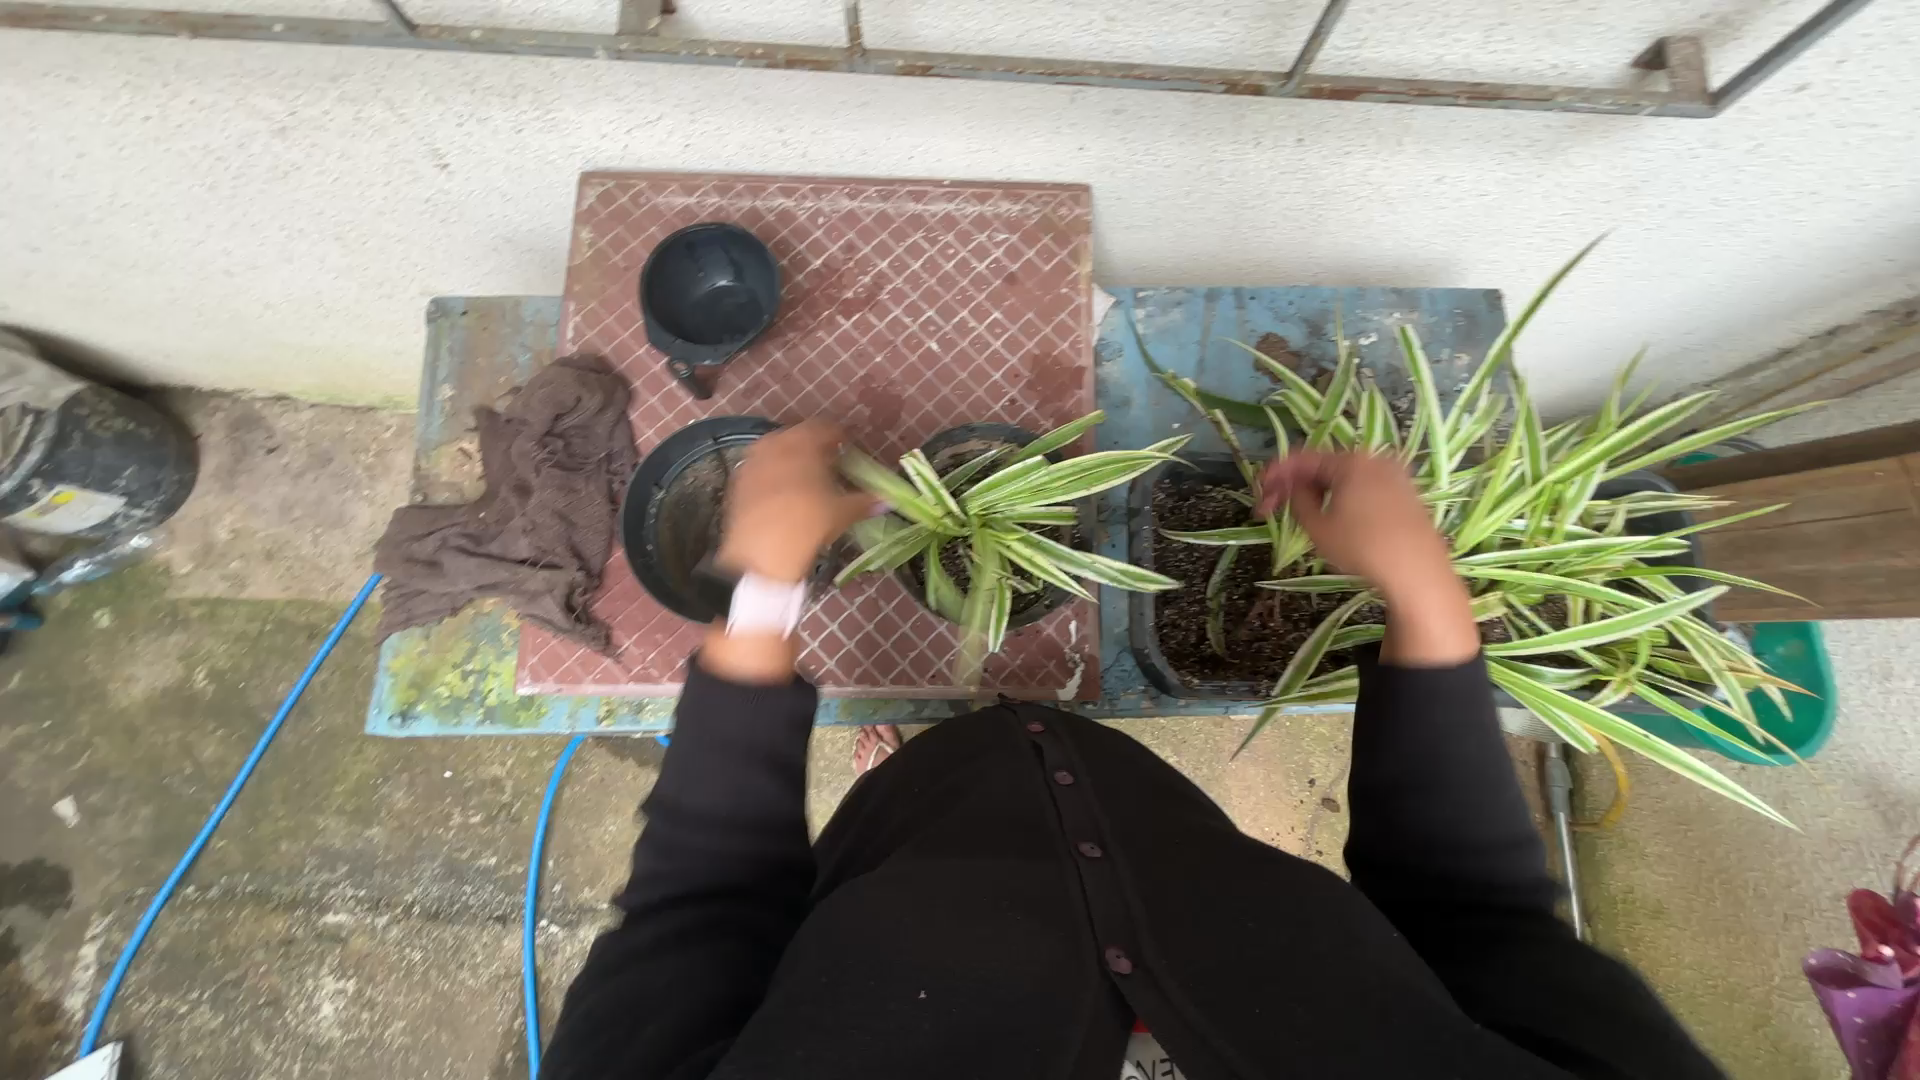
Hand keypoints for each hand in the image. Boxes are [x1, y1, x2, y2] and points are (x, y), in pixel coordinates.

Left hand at [714, 419, 879, 582]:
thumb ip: (865, 502)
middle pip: (800, 436)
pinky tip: (784, 493)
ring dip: (793, 458)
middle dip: (816, 447)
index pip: (827, 428)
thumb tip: (887, 500)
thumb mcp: (841, 513)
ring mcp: (753, 460)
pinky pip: (762, 467)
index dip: (841, 437)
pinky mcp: (739, 480)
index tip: (849, 449)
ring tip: (807, 478)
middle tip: (830, 464)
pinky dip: (775, 473)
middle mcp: (775, 443)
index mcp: (804, 443)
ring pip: (778, 450)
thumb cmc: (807, 525)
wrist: (759, 553)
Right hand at [1256, 450, 1476, 664]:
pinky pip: (1363, 488)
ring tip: (1300, 515)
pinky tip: (1331, 517)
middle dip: (1294, 485)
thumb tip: (1294, 488)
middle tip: (1273, 508)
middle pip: (1323, 467)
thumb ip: (1298, 499)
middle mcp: (1374, 460)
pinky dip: (1341, 498)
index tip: (1258, 495)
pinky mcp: (1405, 494)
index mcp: (1350, 462)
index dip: (1274, 476)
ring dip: (1317, 492)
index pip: (1301, 459)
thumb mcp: (1317, 526)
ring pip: (1343, 478)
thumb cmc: (1362, 548)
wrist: (1418, 573)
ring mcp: (1394, 476)